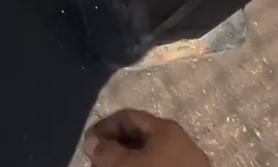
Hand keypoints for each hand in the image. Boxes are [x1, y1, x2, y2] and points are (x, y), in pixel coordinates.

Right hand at [84, 110, 210, 166]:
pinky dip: (143, 166)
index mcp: (166, 127)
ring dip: (128, 159)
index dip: (104, 127)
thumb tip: (92, 144)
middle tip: (99, 158)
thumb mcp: (125, 163)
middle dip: (115, 146)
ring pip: (150, 153)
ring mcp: (188, 161)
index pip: (127, 116)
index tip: (89, 142)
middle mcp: (180, 139)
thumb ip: (105, 150)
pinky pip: (162, 164)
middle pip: (139, 136)